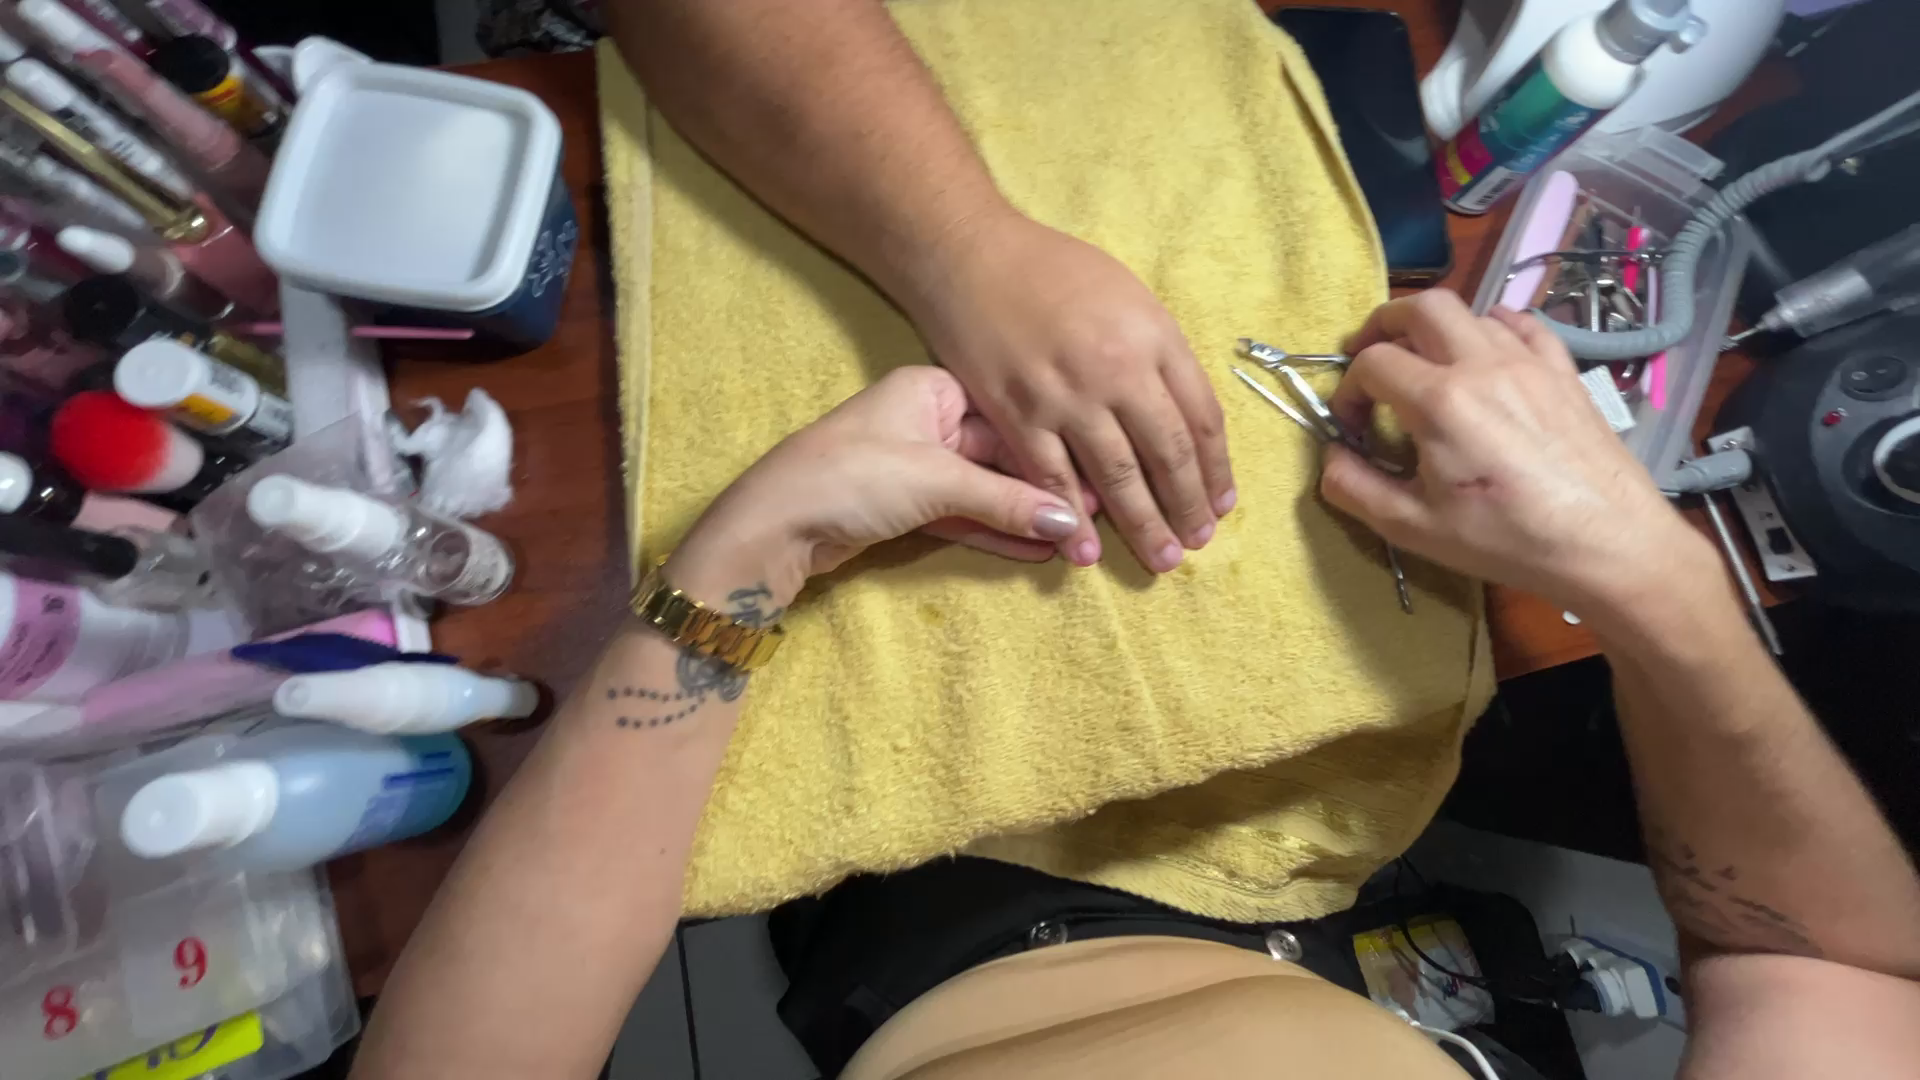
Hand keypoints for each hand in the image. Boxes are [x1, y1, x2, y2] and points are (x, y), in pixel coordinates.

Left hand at [668, 367, 1083, 608]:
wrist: (775, 524)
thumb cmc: (854, 476)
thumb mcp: (939, 480)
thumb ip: (1009, 501)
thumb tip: (1073, 524)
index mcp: (934, 390)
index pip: (1010, 417)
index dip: (1053, 451)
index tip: (1097, 483)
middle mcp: (929, 421)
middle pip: (1001, 456)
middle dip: (1043, 492)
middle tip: (1094, 521)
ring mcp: (917, 465)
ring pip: (985, 491)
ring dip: (1024, 518)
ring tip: (1073, 544)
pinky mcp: (907, 505)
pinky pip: (963, 516)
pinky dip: (994, 533)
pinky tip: (1035, 552)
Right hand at [903, 214, 1233, 573]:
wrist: (971, 256)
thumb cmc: (1050, 271)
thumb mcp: (1126, 295)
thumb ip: (1156, 355)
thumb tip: (1177, 416)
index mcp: (1153, 336)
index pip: (1201, 419)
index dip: (1214, 471)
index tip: (1220, 505)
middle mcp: (1117, 369)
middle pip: (1167, 455)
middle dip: (1186, 508)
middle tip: (1196, 546)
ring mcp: (1066, 396)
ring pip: (1116, 476)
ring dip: (1142, 525)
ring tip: (1161, 560)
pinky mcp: (1017, 415)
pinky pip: (1052, 477)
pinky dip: (1071, 518)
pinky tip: (1087, 549)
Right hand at [1317, 291, 1716, 618]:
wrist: (1608, 546)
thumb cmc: (1502, 538)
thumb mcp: (1408, 526)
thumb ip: (1352, 486)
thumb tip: (1331, 455)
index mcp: (1440, 402)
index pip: (1373, 363)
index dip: (1347, 390)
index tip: (1351, 427)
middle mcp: (1484, 366)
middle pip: (1421, 307)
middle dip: (1381, 326)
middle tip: (1367, 361)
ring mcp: (1529, 362)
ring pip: (1469, 311)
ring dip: (1430, 330)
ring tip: (1419, 367)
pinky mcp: (1562, 371)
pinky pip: (1520, 324)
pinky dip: (1486, 329)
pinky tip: (1478, 358)